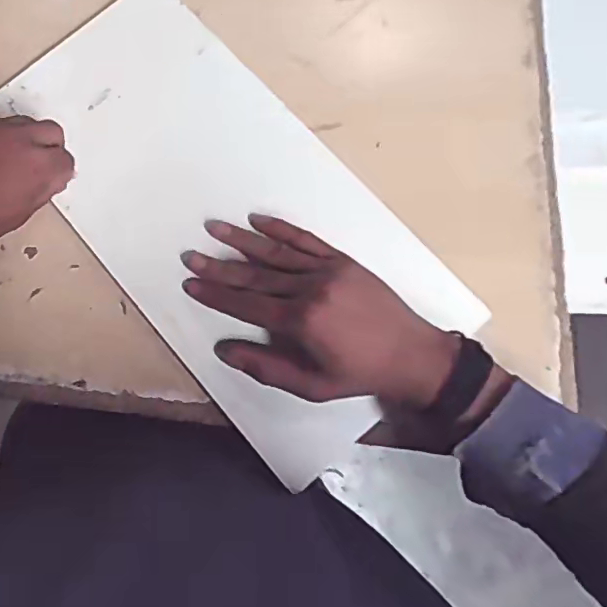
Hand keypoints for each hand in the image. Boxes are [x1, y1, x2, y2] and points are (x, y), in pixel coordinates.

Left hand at [0, 117, 74, 295]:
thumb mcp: (19, 214)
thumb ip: (41, 190)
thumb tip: (52, 179)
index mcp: (37, 166)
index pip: (65, 158)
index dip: (59, 170)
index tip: (52, 178)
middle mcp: (18, 139)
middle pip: (51, 130)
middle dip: (49, 147)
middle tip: (38, 165)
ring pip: (22, 123)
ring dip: (23, 139)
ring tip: (8, 163)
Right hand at [182, 215, 510, 446]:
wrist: (415, 356)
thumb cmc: (359, 374)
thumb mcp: (312, 386)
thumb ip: (265, 368)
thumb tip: (224, 349)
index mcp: (301, 322)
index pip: (246, 304)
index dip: (215, 295)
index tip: (191, 284)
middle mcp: (310, 290)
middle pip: (253, 275)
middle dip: (218, 267)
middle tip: (190, 257)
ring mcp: (327, 271)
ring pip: (275, 253)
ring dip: (240, 240)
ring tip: (213, 228)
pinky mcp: (342, 261)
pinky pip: (306, 240)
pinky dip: (280, 229)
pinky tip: (257, 220)